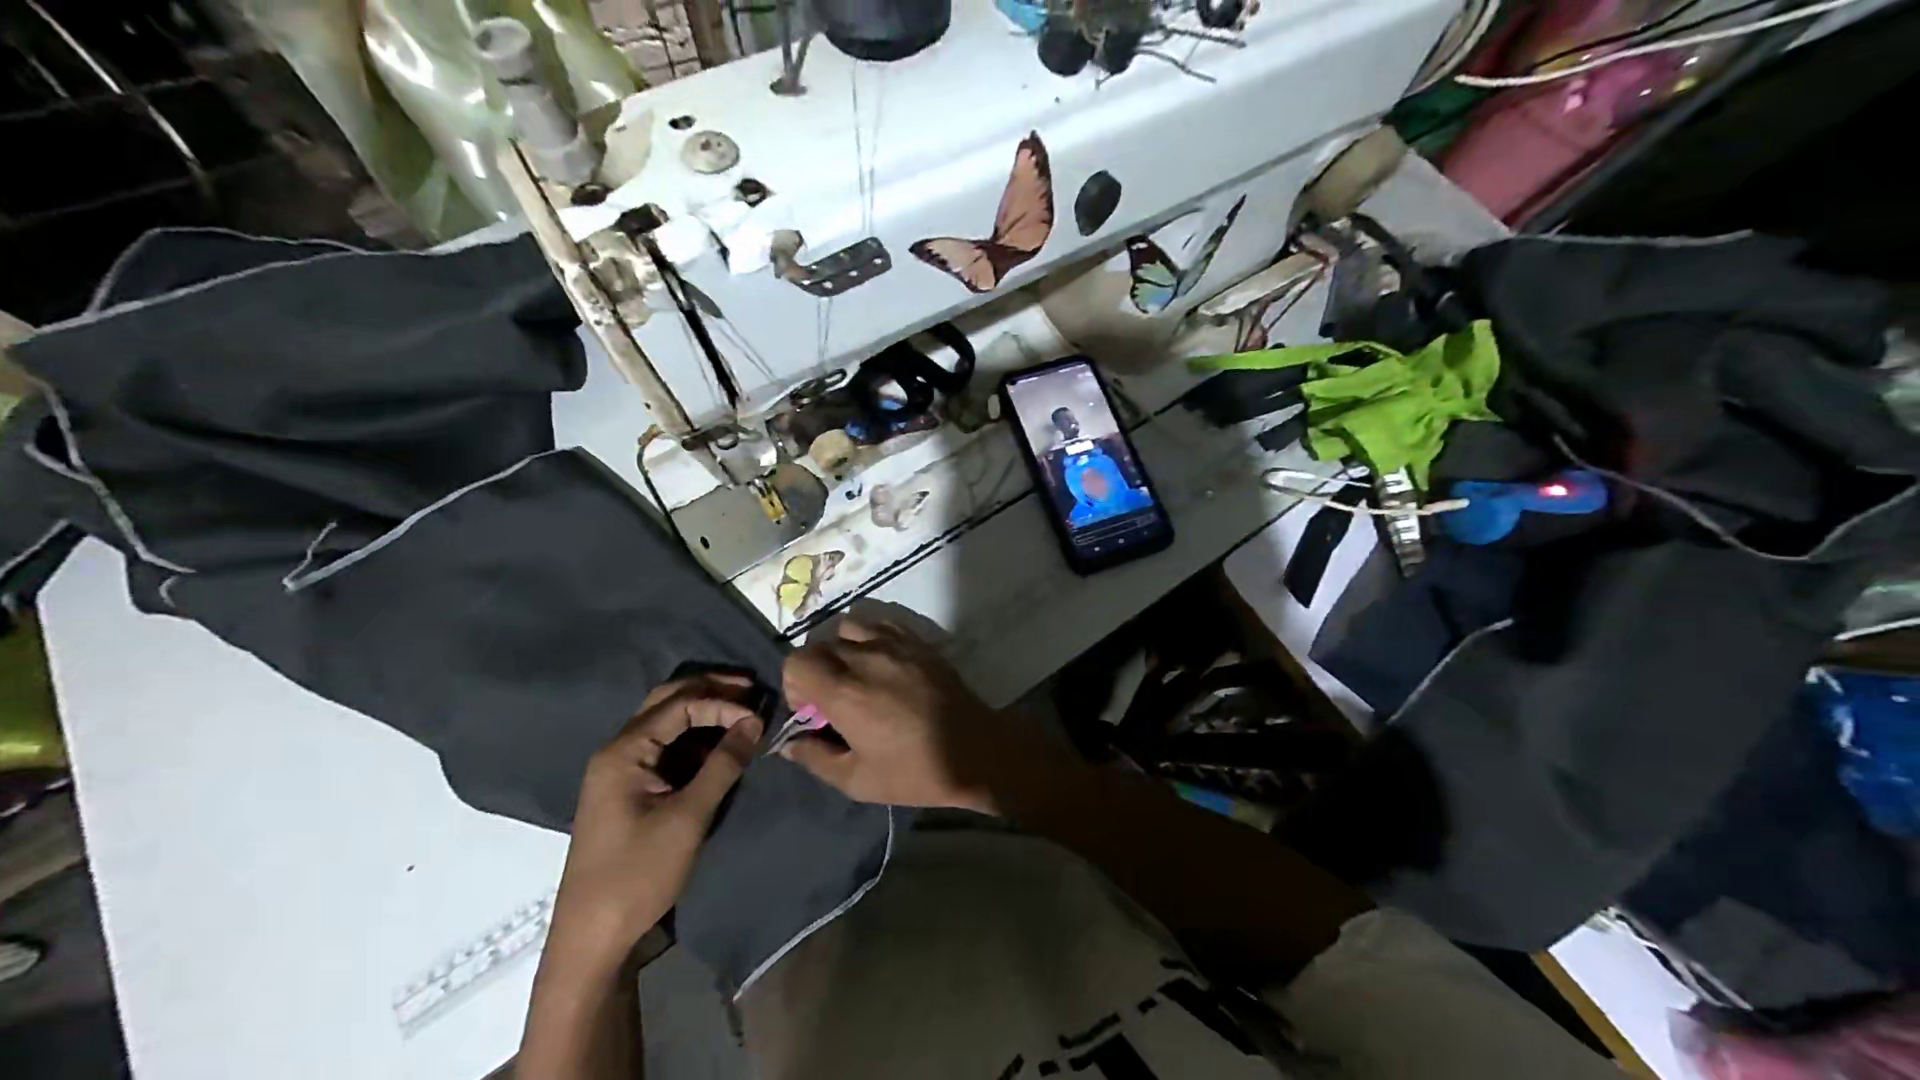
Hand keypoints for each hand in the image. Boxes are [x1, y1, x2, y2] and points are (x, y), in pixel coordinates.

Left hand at [549, 675, 763, 957]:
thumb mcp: (688, 817)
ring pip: (667, 724)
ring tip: (745, 712)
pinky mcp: (632, 790)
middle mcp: (618, 751)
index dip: (721, 703)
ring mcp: (622, 770)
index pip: (678, 704)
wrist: (594, 937)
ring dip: (704, 713)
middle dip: (710, 691)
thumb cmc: (638, 874)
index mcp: (622, 752)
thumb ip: (723, 764)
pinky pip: (667, 749)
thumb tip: (754, 721)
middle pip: (667, 702)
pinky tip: (723, 744)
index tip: (758, 718)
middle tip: (753, 690)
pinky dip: (696, 740)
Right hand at [779, 618, 1073, 812]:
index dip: (795, 685)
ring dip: (842, 649)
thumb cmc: (915, 771)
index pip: (796, 661)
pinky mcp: (917, 641)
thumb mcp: (858, 780)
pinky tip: (882, 663)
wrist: (976, 750)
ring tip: (857, 676)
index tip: (812, 709)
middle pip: (819, 645)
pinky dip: (870, 637)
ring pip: (848, 628)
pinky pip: (880, 623)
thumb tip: (790, 743)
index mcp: (844, 692)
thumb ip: (816, 758)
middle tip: (834, 699)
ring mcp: (894, 645)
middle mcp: (864, 658)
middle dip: (816, 670)